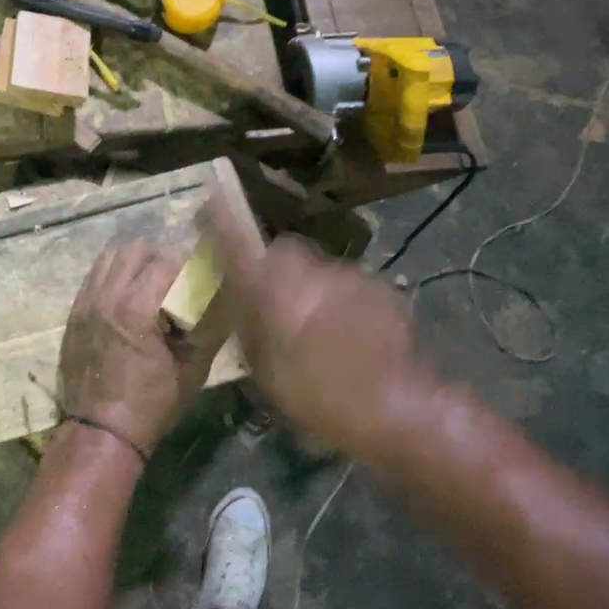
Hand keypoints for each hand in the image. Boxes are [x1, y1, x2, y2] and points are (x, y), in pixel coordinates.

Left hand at [59, 240, 217, 456]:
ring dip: (132, 262)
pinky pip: (92, 276)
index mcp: (136, 309)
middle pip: (134, 249)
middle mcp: (106, 297)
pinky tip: (125, 294)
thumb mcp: (191, 370)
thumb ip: (204, 328)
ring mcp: (85, 302)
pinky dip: (111, 275)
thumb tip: (217, 298)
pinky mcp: (73, 312)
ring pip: (108, 257)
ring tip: (148, 283)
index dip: (186, 263)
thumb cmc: (150, 405)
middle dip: (158, 258)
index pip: (165, 260)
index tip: (198, 275)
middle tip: (173, 279)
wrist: (100, 431)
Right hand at [205, 196, 432, 458]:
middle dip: (276, 270)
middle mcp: (306, 269)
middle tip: (276, 304)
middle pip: (283, 254)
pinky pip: (348, 286)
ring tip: (319, 328)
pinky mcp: (379, 287)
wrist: (396, 408)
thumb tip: (235, 298)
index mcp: (270, 287)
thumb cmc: (316, 394)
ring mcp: (347, 274)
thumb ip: (246, 322)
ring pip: (317, 270)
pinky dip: (343, 301)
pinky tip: (350, 333)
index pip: (236, 241)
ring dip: (312, 288)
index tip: (212, 200)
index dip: (221, 220)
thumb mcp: (261, 367)